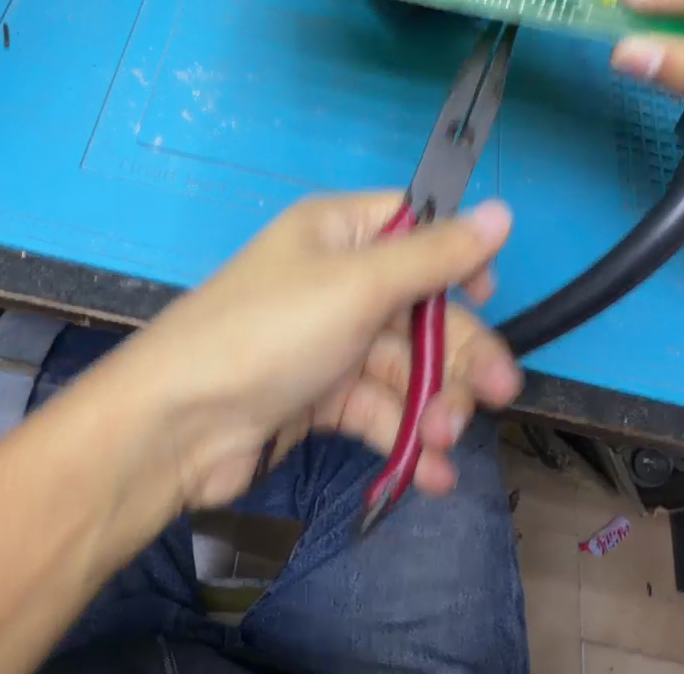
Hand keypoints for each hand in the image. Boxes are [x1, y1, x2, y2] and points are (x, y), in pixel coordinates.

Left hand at [97, 192, 521, 509]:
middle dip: (459, 352)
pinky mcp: (316, 397)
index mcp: (336, 233)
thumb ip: (436, 255)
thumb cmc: (273, 332)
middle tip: (500, 395)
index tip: (489, 294)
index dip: (456, 257)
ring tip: (444, 439)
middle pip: (418, 307)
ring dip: (433, 403)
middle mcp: (333, 280)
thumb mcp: (359, 284)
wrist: (181, 424)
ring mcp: (325, 342)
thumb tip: (502, 210)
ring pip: (402, 365)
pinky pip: (375, 409)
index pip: (412, 227)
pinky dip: (403, 438)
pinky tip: (431, 472)